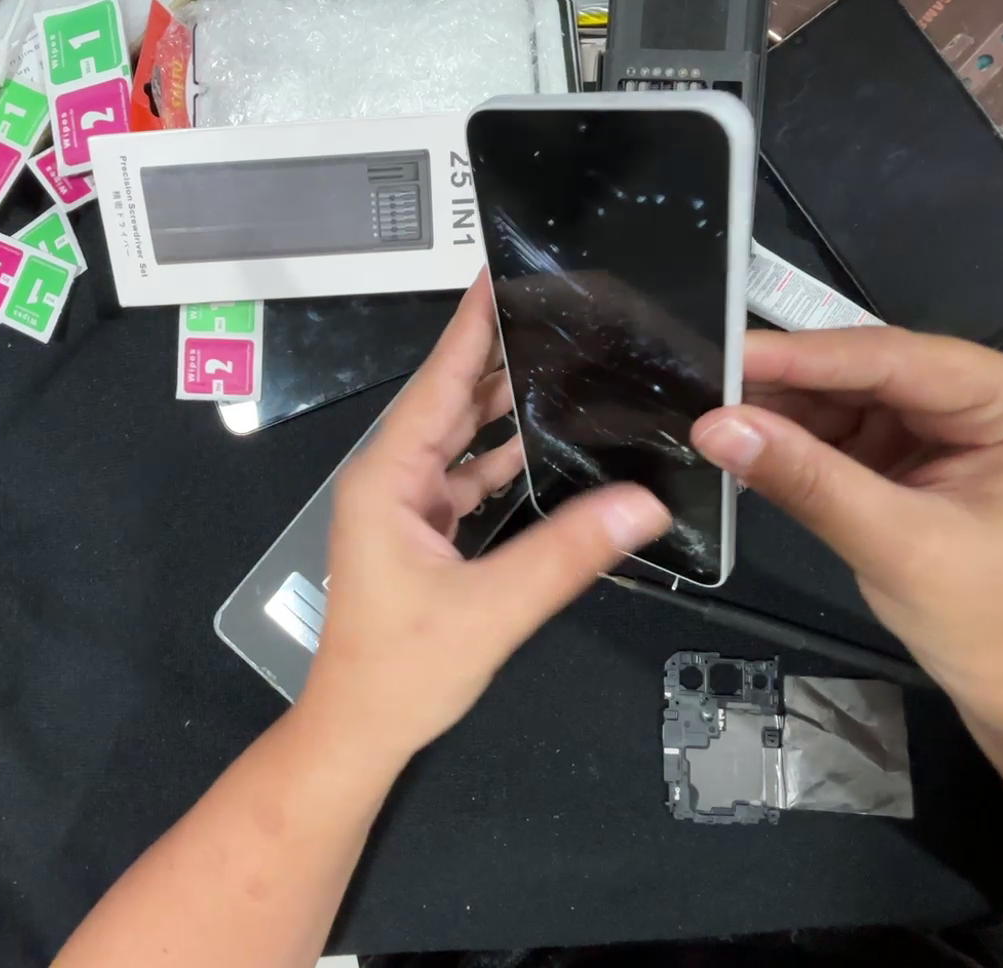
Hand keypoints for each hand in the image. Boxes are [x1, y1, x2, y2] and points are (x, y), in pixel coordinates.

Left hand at [300, 278, 670, 762]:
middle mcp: (390, 479)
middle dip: (494, 356)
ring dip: (500, 406)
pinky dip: (498, 458)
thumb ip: (565, 554)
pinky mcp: (420, 531)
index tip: (498, 275)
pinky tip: (538, 443)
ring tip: (556, 364)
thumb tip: (642, 505)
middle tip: (552, 314)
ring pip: (457, 438)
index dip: (470, 328)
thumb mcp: (490, 610)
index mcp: (388, 479)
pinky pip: (463, 475)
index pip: (436, 383)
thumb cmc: (402, 670)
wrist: (359, 727)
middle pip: (448, 401)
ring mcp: (404, 505)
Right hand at [690, 327, 1002, 709]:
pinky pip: (827, 416)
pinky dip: (782, 431)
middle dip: (782, 381)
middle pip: (862, 367)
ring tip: (709, 414)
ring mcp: (936, 408)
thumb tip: (716, 428)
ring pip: (835, 388)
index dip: (805, 357)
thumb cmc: (977, 610)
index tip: (728, 354)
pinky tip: (741, 440)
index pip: (897, 361)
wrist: (1000, 660)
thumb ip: (806, 482)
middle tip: (702, 383)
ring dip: (774, 405)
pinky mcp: (897, 432)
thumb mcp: (892, 544)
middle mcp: (981, 387)